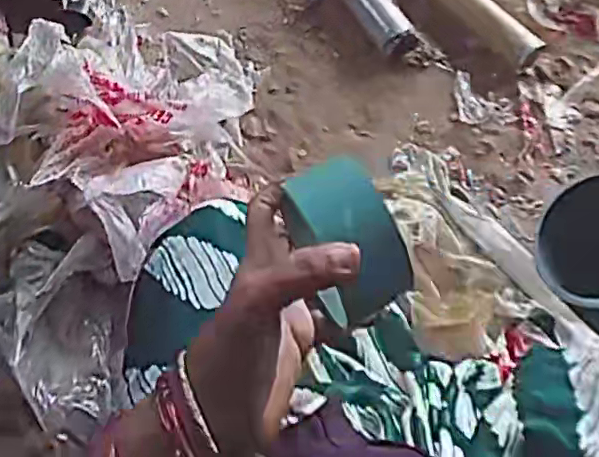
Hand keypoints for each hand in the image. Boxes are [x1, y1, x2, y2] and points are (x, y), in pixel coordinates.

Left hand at [184, 185, 359, 454]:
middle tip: (365, 215)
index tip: (316, 179)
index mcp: (260, 257)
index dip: (284, 190)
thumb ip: (304, 272)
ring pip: (325, 276)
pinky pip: (338, 317)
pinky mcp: (305, 339)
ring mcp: (292, 307)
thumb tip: (356, 254)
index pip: (267, 210)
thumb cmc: (230, 346)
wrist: (218, 418)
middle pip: (305, 239)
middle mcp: (277, 276)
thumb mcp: (259, 297)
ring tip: (380, 253)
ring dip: (348, 267)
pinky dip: (357, 311)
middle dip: (331, 226)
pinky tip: (376, 305)